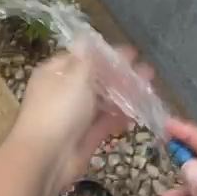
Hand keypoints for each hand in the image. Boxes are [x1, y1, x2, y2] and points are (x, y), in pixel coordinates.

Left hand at [11, 44, 150, 188]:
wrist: (45, 158)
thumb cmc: (58, 109)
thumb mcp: (75, 76)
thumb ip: (90, 59)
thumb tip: (90, 37)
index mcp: (55, 72)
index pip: (82, 57)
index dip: (107, 55)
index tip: (132, 53)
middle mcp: (64, 91)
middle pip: (95, 79)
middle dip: (121, 75)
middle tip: (148, 72)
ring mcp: (75, 115)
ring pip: (103, 100)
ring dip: (125, 94)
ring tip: (150, 87)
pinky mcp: (85, 136)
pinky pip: (105, 121)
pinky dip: (121, 115)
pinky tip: (140, 111)